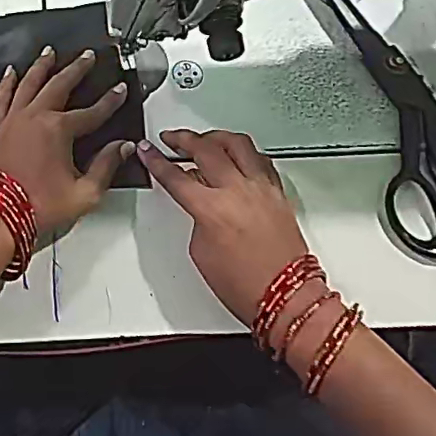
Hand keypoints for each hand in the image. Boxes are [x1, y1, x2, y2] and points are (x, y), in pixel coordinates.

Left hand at [0, 46, 133, 237]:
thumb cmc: (35, 206)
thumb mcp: (85, 193)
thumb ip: (106, 166)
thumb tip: (121, 149)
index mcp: (58, 130)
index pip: (93, 111)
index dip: (110, 101)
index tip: (119, 91)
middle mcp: (35, 118)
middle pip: (60, 84)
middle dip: (77, 68)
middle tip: (88, 57)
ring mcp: (13, 120)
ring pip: (30, 82)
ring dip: (42, 66)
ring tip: (50, 53)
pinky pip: (3, 97)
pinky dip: (7, 82)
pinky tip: (11, 73)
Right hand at [137, 129, 309, 324]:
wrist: (287, 298)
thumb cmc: (247, 286)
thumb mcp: (201, 252)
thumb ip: (196, 218)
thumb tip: (198, 202)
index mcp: (212, 209)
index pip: (175, 175)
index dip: (156, 160)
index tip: (148, 151)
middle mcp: (238, 192)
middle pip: (205, 148)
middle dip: (182, 139)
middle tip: (171, 138)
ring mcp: (261, 189)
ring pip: (237, 143)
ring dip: (215, 137)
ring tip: (204, 138)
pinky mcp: (278, 193)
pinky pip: (260, 159)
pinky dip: (243, 151)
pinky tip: (237, 153)